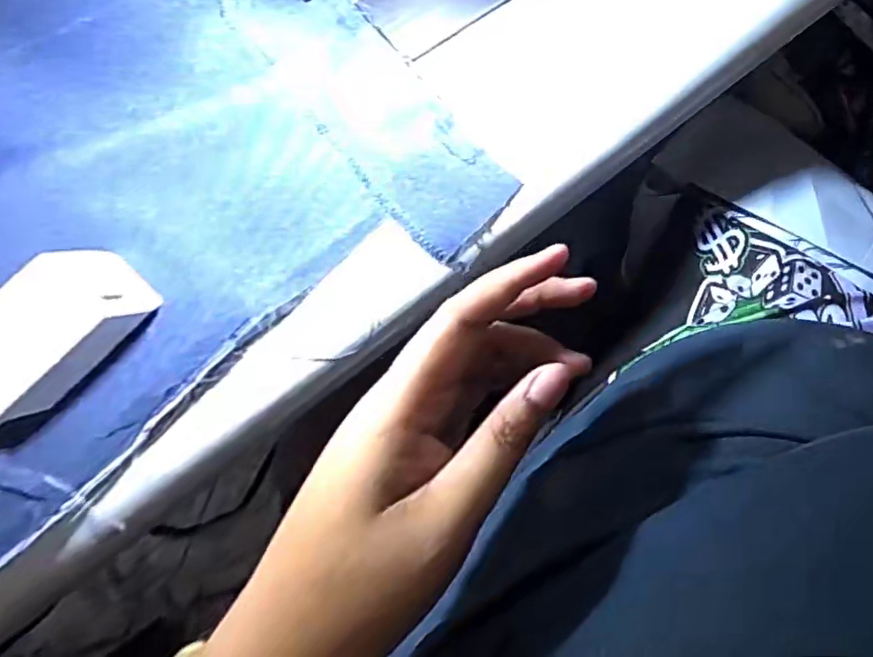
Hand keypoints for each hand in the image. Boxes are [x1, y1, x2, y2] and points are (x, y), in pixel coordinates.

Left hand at [209, 246, 597, 656]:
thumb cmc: (361, 589)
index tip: (563, 256)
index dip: (514, 280)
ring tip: (578, 368)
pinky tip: (541, 393)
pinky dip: (511, 383)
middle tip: (587, 292)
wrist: (286, 655)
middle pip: (471, 328)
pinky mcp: (412, 441)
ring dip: (529, 351)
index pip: (461, 319)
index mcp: (397, 406)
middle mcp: (400, 398)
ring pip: (475, 359)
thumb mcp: (447, 516)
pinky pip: (470, 391)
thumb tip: (559, 374)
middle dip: (530, 302)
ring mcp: (404, 419)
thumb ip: (505, 437)